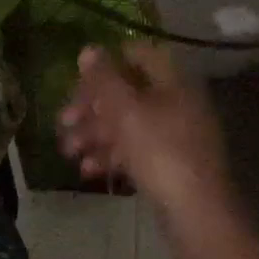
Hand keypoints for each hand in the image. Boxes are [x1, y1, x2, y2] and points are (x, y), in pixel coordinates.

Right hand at [58, 43, 234, 228]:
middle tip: (64, 122)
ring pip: (126, 124)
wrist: (194, 209)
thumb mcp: (126, 112)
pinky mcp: (167, 162)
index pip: (138, 55)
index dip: (106, 64)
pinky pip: (134, 149)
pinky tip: (89, 170)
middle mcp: (176, 102)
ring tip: (69, 151)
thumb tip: (88, 49)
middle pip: (127, 93)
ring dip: (94, 134)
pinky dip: (110, 155)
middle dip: (91, 107)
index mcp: (172, 82)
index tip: (77, 81)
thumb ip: (104, 80)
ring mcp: (173, 134)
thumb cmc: (159, 152)